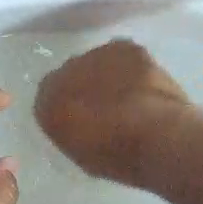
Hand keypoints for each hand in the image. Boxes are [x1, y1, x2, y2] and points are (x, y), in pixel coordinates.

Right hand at [35, 40, 196, 185]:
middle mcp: (62, 75)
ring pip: (97, 63)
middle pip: (71, 76)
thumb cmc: (116, 157)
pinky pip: (123, 55)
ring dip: (108, 75)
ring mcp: (94, 56)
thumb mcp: (81, 154)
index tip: (83, 120)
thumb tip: (78, 123)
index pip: (48, 100)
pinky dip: (131, 67)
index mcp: (46, 104)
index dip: (68, 108)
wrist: (156, 137)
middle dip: (86, 88)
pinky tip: (144, 84)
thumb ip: (71, 131)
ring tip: (130, 96)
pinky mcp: (124, 47)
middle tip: (107, 108)